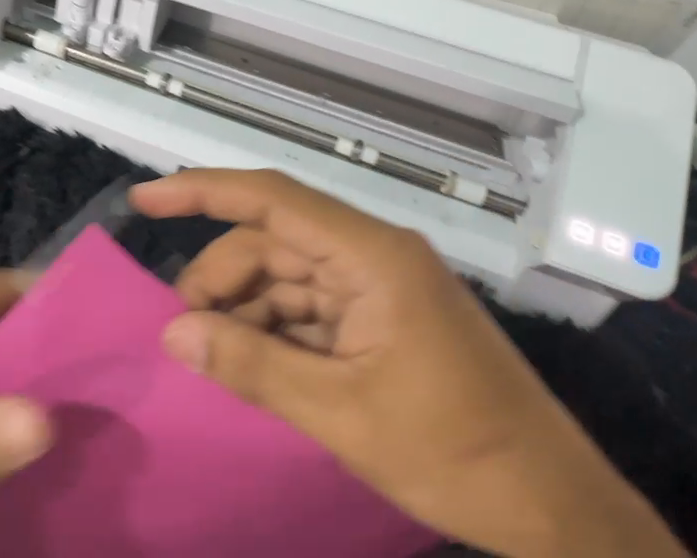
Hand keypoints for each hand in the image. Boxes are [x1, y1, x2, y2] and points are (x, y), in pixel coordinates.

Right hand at [132, 169, 686, 557]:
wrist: (552, 505)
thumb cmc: (452, 452)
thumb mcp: (340, 413)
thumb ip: (252, 365)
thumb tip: (174, 332)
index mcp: (372, 256)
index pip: (272, 199)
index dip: (202, 191)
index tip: (144, 200)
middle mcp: (375, 256)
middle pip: (274, 243)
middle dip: (219, 279)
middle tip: (180, 333)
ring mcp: (382, 288)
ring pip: (289, 278)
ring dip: (245, 310)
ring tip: (211, 355)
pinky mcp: (386, 320)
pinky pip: (312, 310)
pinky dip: (276, 332)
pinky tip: (251, 365)